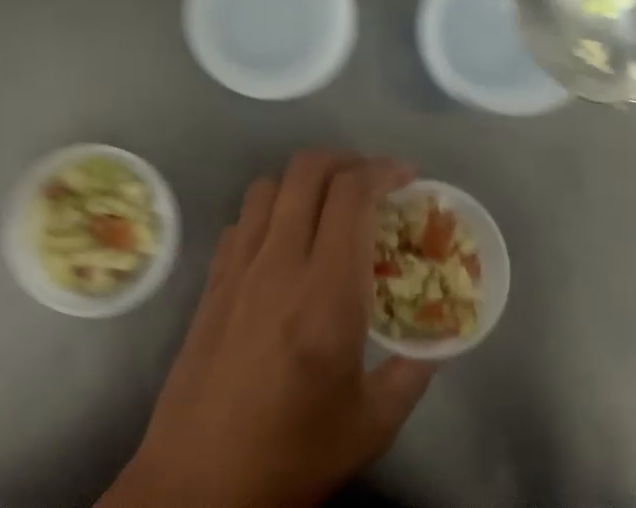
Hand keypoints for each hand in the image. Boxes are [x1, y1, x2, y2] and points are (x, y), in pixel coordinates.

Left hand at [98, 152, 436, 507]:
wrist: (199, 478)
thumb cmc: (291, 454)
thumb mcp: (371, 425)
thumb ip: (411, 374)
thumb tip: (436, 344)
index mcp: (326, 293)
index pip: (352, 195)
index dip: (384, 171)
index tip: (409, 176)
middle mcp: (278, 263)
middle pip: (307, 171)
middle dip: (347, 159)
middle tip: (375, 181)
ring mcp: (237, 267)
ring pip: (268, 186)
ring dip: (304, 180)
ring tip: (331, 203)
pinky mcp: (211, 281)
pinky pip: (242, 220)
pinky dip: (271, 210)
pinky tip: (285, 241)